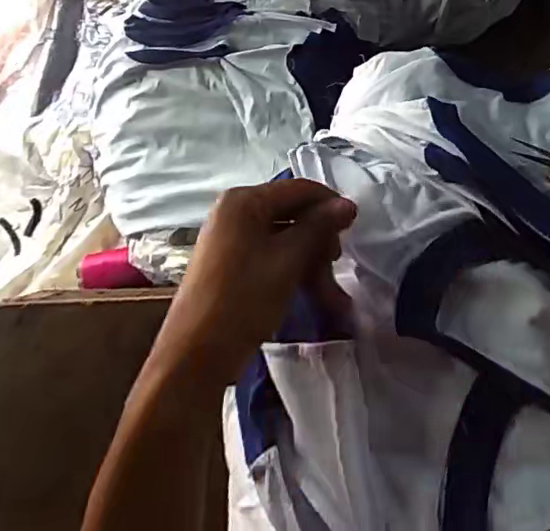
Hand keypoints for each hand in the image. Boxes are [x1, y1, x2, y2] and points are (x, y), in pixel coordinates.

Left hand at [151, 179, 357, 383]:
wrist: (194, 360)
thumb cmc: (243, 300)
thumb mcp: (289, 260)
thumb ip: (319, 227)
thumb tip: (348, 204)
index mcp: (243, 201)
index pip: (299, 189)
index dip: (330, 204)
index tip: (355, 225)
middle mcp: (234, 213)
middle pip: (293, 213)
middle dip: (319, 239)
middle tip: (336, 263)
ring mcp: (230, 239)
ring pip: (285, 238)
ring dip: (310, 261)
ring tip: (328, 292)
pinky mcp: (231, 265)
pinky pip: (271, 255)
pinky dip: (293, 271)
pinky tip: (312, 294)